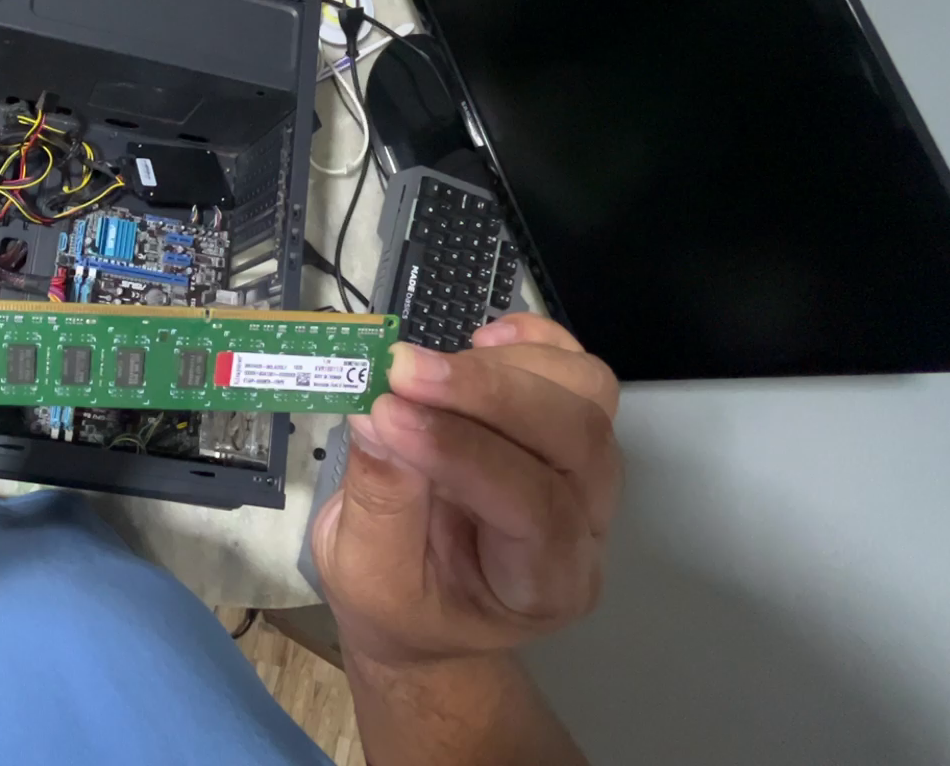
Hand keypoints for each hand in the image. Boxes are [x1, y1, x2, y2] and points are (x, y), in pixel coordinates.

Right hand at [311, 313, 621, 666]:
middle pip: (573, 436)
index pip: (529, 505)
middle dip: (483, 391)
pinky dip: (533, 340)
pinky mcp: (558, 430)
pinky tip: (479, 337)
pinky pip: (573, 368)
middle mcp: (584, 524)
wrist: (426, 612)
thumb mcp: (365, 572)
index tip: (384, 411)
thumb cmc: (396, 604)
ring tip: (421, 367)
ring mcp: (583, 472)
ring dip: (501, 364)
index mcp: (542, 583)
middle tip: (398, 367)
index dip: (458, 449)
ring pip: (584, 392)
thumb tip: (374, 412)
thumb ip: (378, 500)